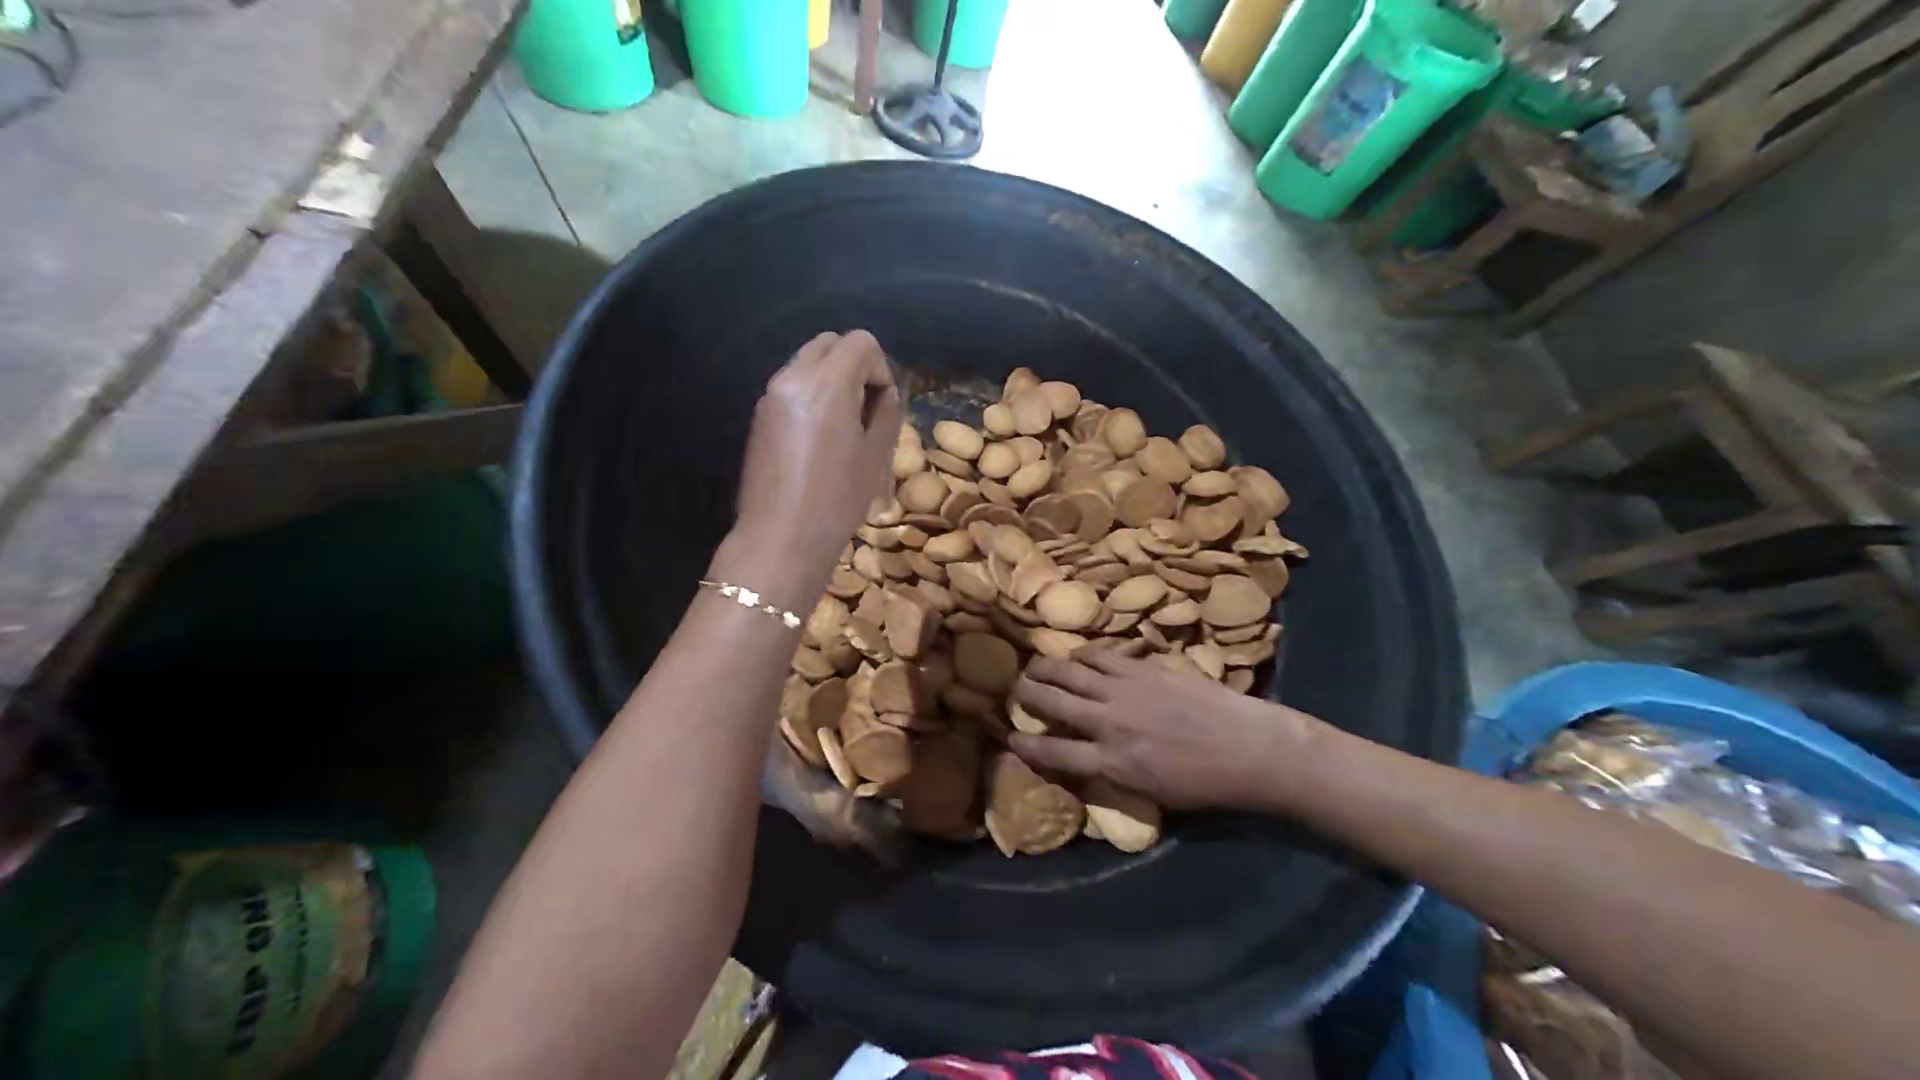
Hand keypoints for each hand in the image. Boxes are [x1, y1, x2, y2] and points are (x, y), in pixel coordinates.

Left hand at [734, 330, 902, 568]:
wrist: (780, 538)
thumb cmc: (837, 500)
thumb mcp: (876, 456)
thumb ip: (886, 412)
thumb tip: (884, 395)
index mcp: (826, 384)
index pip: (861, 342)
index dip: (880, 370)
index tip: (881, 407)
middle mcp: (793, 377)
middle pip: (831, 343)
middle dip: (854, 366)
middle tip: (863, 409)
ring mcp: (770, 394)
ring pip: (808, 361)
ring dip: (831, 378)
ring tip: (842, 426)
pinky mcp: (759, 414)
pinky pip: (792, 384)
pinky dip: (811, 394)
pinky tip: (818, 437)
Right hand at [1008, 650, 1321, 810]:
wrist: (1248, 750)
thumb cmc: (1204, 783)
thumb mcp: (1150, 793)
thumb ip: (1111, 773)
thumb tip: (1086, 759)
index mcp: (1111, 763)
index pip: (1053, 753)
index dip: (1025, 745)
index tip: (1009, 737)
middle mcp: (1109, 724)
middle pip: (1053, 703)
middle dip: (1026, 695)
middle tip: (1014, 689)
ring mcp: (1125, 691)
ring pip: (1070, 673)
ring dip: (1046, 668)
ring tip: (1034, 666)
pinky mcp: (1143, 669)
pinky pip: (1101, 655)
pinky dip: (1083, 655)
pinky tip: (1077, 655)